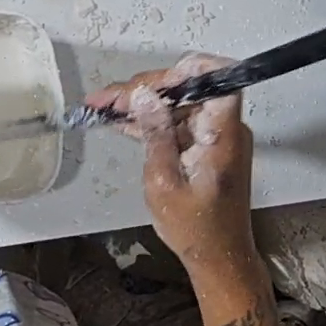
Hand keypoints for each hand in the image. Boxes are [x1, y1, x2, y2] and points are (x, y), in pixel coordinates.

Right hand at [86, 53, 254, 265]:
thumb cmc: (193, 226)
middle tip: (106, 98)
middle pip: (187, 88)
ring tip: (101, 104)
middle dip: (145, 88)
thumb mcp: (164, 180)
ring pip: (176, 103)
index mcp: (221, 133)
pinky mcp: (203, 145)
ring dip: (140, 103)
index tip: (147, 82)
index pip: (219, 78)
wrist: (216, 256)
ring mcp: (213, 135)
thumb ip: (155, 133)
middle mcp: (223, 127)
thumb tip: (143, 94)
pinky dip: (149, 120)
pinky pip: (175, 122)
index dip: (185, 69)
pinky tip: (118, 119)